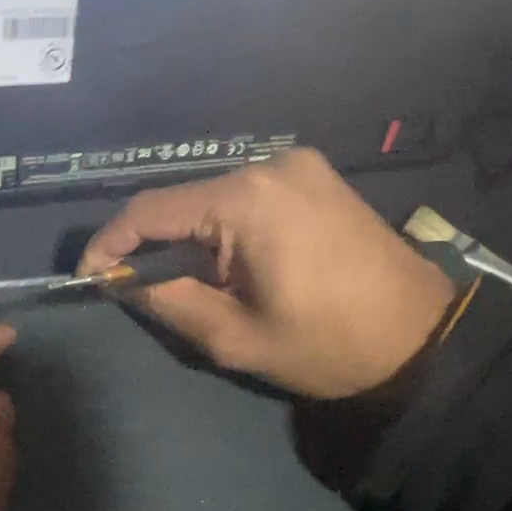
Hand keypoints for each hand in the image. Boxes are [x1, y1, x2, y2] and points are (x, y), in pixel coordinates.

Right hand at [80, 148, 455, 399]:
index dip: (107, 243)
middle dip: (147, 244)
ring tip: (180, 280)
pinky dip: (219, 227)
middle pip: (180, 200)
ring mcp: (297, 166)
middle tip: (130, 286)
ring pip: (210, 198)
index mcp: (247, 200)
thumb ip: (165, 300)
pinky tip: (223, 262)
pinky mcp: (314, 177)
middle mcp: (269, 165)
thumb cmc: (329, 345)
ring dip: (185, 236)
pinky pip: (244, 197)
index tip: (86, 276)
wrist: (425, 341)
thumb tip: (118, 280)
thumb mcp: (234, 336)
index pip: (149, 210)